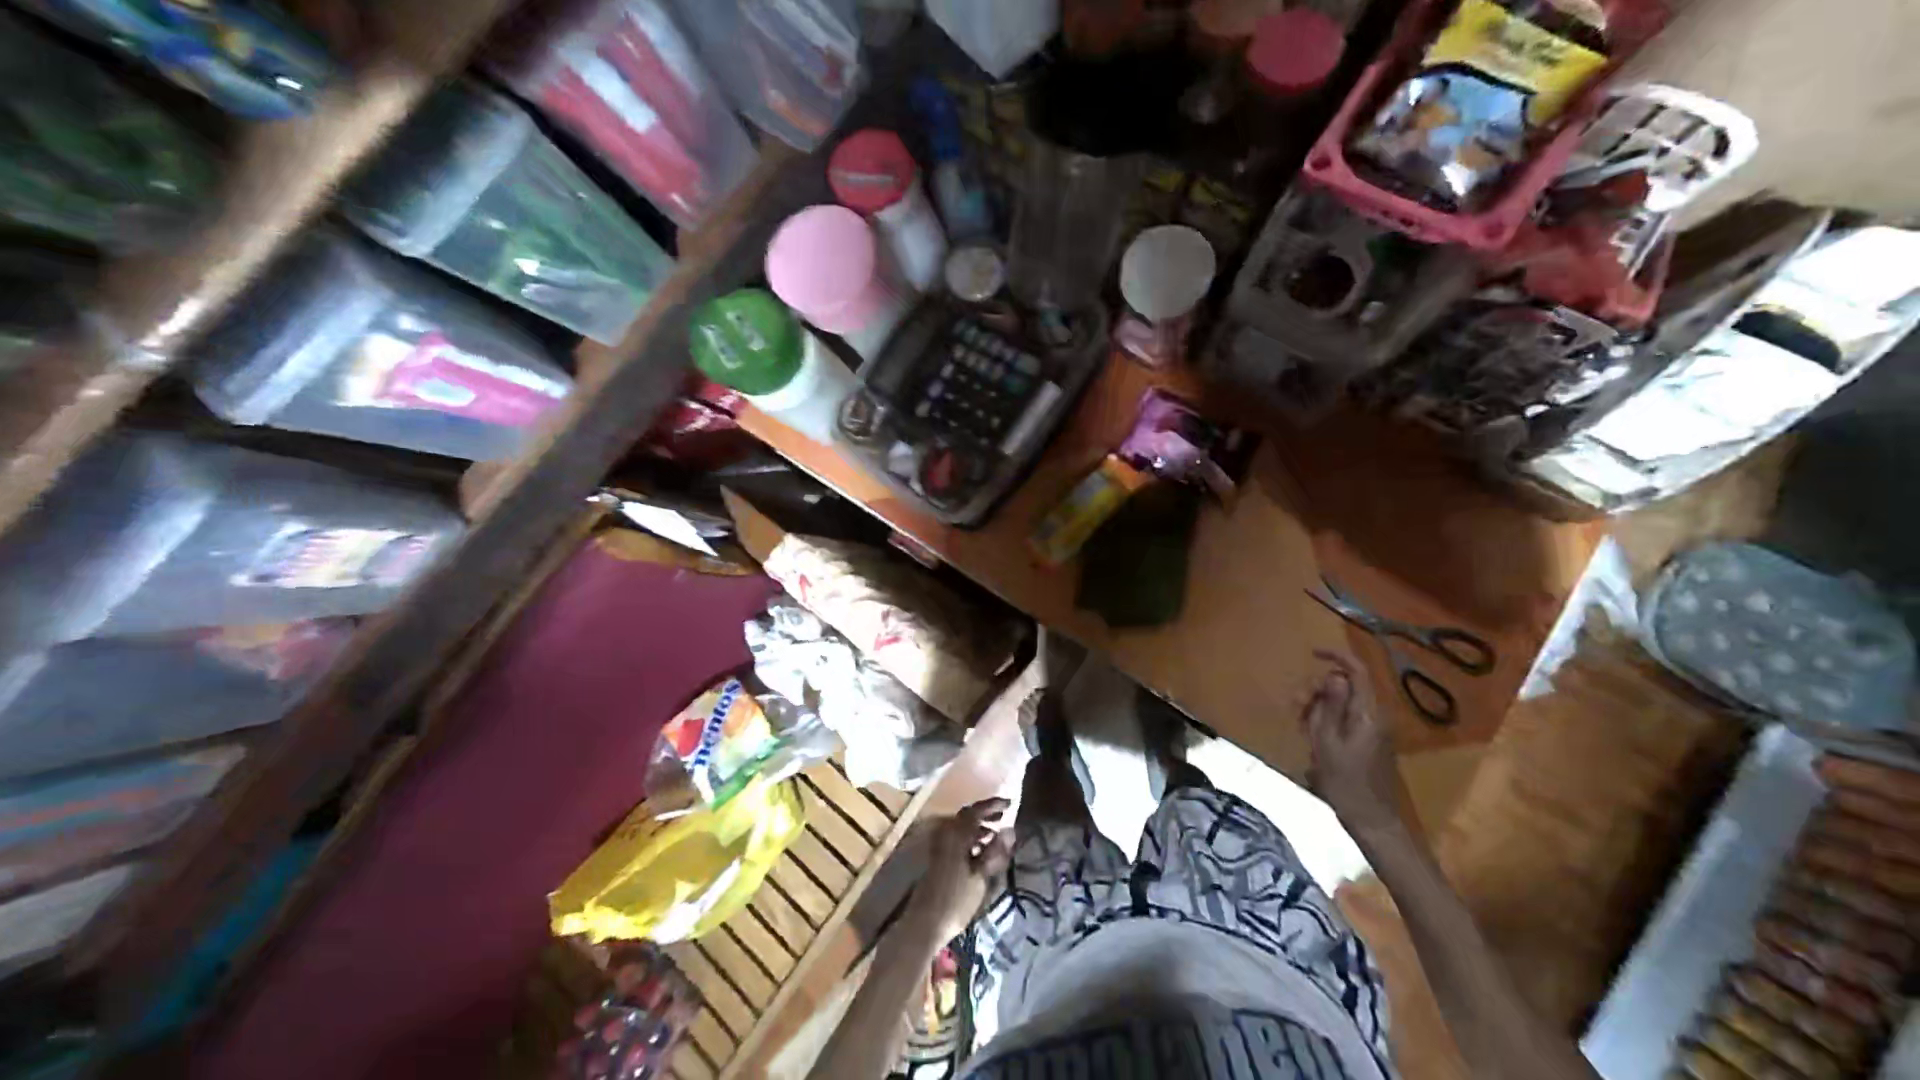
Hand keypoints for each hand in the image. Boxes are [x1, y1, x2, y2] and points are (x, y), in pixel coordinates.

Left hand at [904, 798, 1012, 943]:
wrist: (925, 923)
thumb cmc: (956, 900)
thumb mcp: (980, 876)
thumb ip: (995, 852)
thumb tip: (1011, 829)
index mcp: (956, 835)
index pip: (976, 811)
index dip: (993, 804)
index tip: (1010, 803)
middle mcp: (945, 834)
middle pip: (967, 816)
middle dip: (986, 814)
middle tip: (1004, 816)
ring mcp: (939, 846)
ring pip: (961, 828)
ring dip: (978, 828)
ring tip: (996, 835)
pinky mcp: (938, 858)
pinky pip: (956, 839)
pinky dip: (970, 839)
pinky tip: (981, 851)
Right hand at [1301, 652, 1406, 839]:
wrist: (1372, 822)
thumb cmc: (1345, 783)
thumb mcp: (1327, 742)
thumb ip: (1330, 706)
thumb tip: (1333, 675)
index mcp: (1367, 714)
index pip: (1357, 671)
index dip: (1336, 656)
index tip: (1311, 654)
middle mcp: (1374, 716)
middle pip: (1347, 686)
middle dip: (1318, 688)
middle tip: (1296, 706)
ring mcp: (1373, 730)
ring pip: (1344, 702)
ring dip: (1319, 705)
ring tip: (1300, 724)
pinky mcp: (1369, 742)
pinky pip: (1346, 718)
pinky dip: (1327, 719)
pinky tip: (1312, 736)